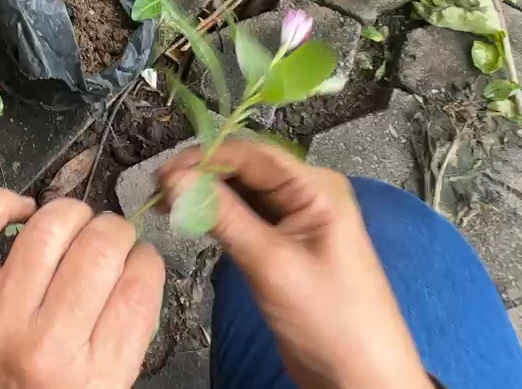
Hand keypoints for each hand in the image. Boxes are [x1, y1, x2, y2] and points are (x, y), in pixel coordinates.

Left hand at [0, 190, 165, 388]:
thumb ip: (127, 330)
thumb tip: (136, 261)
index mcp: (93, 376)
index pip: (138, 289)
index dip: (147, 260)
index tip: (142, 258)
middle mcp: (47, 342)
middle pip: (98, 251)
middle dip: (116, 230)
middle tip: (114, 238)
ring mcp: (2, 312)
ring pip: (47, 229)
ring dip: (72, 213)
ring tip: (78, 224)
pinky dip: (1, 204)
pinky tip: (25, 209)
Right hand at [157, 140, 429, 388]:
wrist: (363, 385)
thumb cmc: (331, 323)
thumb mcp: (272, 265)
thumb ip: (222, 216)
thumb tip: (174, 178)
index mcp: (315, 187)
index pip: (248, 155)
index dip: (202, 159)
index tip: (163, 175)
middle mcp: (305, 193)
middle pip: (241, 169)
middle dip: (198, 176)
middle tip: (158, 192)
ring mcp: (294, 217)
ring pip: (238, 190)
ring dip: (202, 195)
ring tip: (165, 204)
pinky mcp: (282, 241)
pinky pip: (242, 214)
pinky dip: (214, 214)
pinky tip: (189, 219)